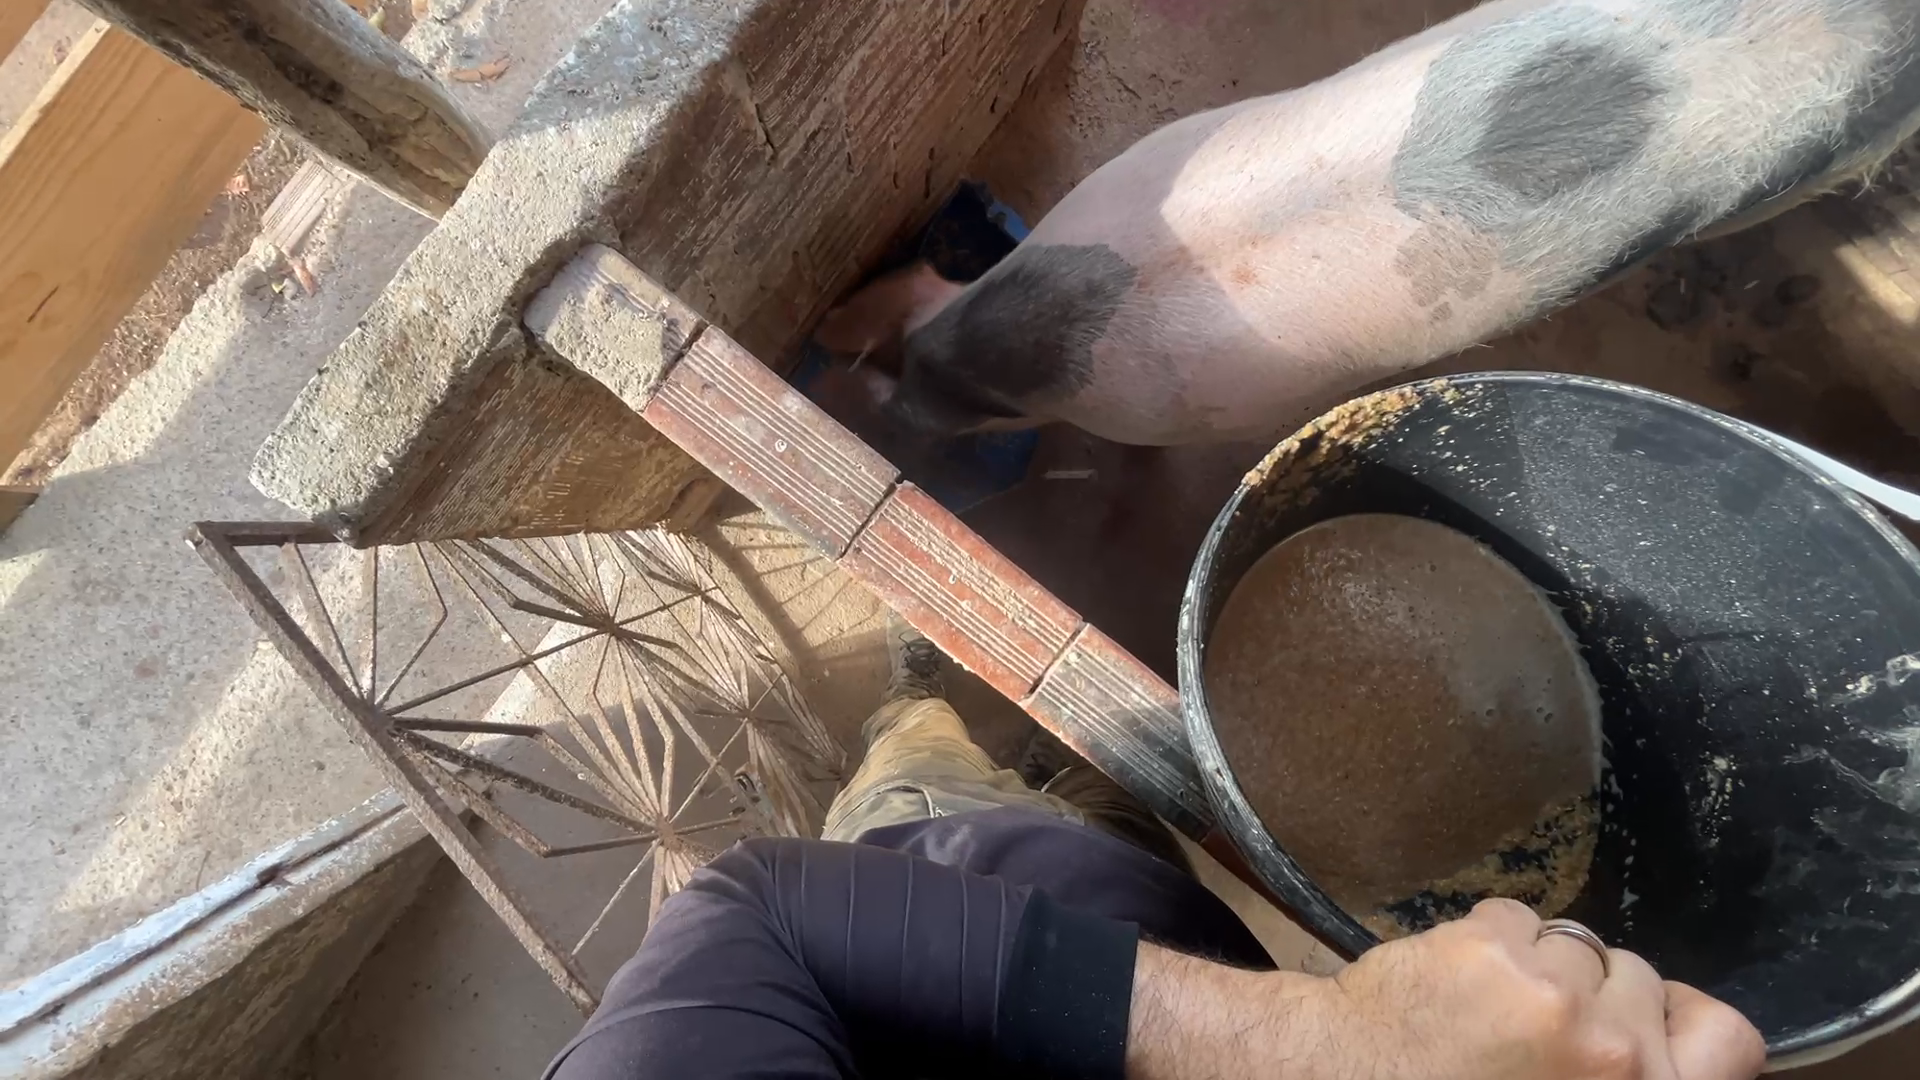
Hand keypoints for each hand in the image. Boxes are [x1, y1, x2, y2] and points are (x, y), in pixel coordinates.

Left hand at [1321, 899, 1763, 1079]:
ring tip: (1492, 988)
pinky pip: (1513, 913)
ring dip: (1536, 955)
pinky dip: (1490, 930)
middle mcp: (1620, 1051)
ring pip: (1571, 938)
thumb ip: (1619, 1074)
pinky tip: (1459, 964)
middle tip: (1542, 1003)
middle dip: (1594, 982)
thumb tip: (1644, 1041)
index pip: (1729, 1033)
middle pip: (1637, 972)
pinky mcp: (1490, 947)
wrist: (1360, 1075)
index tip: (1639, 1012)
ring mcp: (1553, 992)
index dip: (1681, 1013)